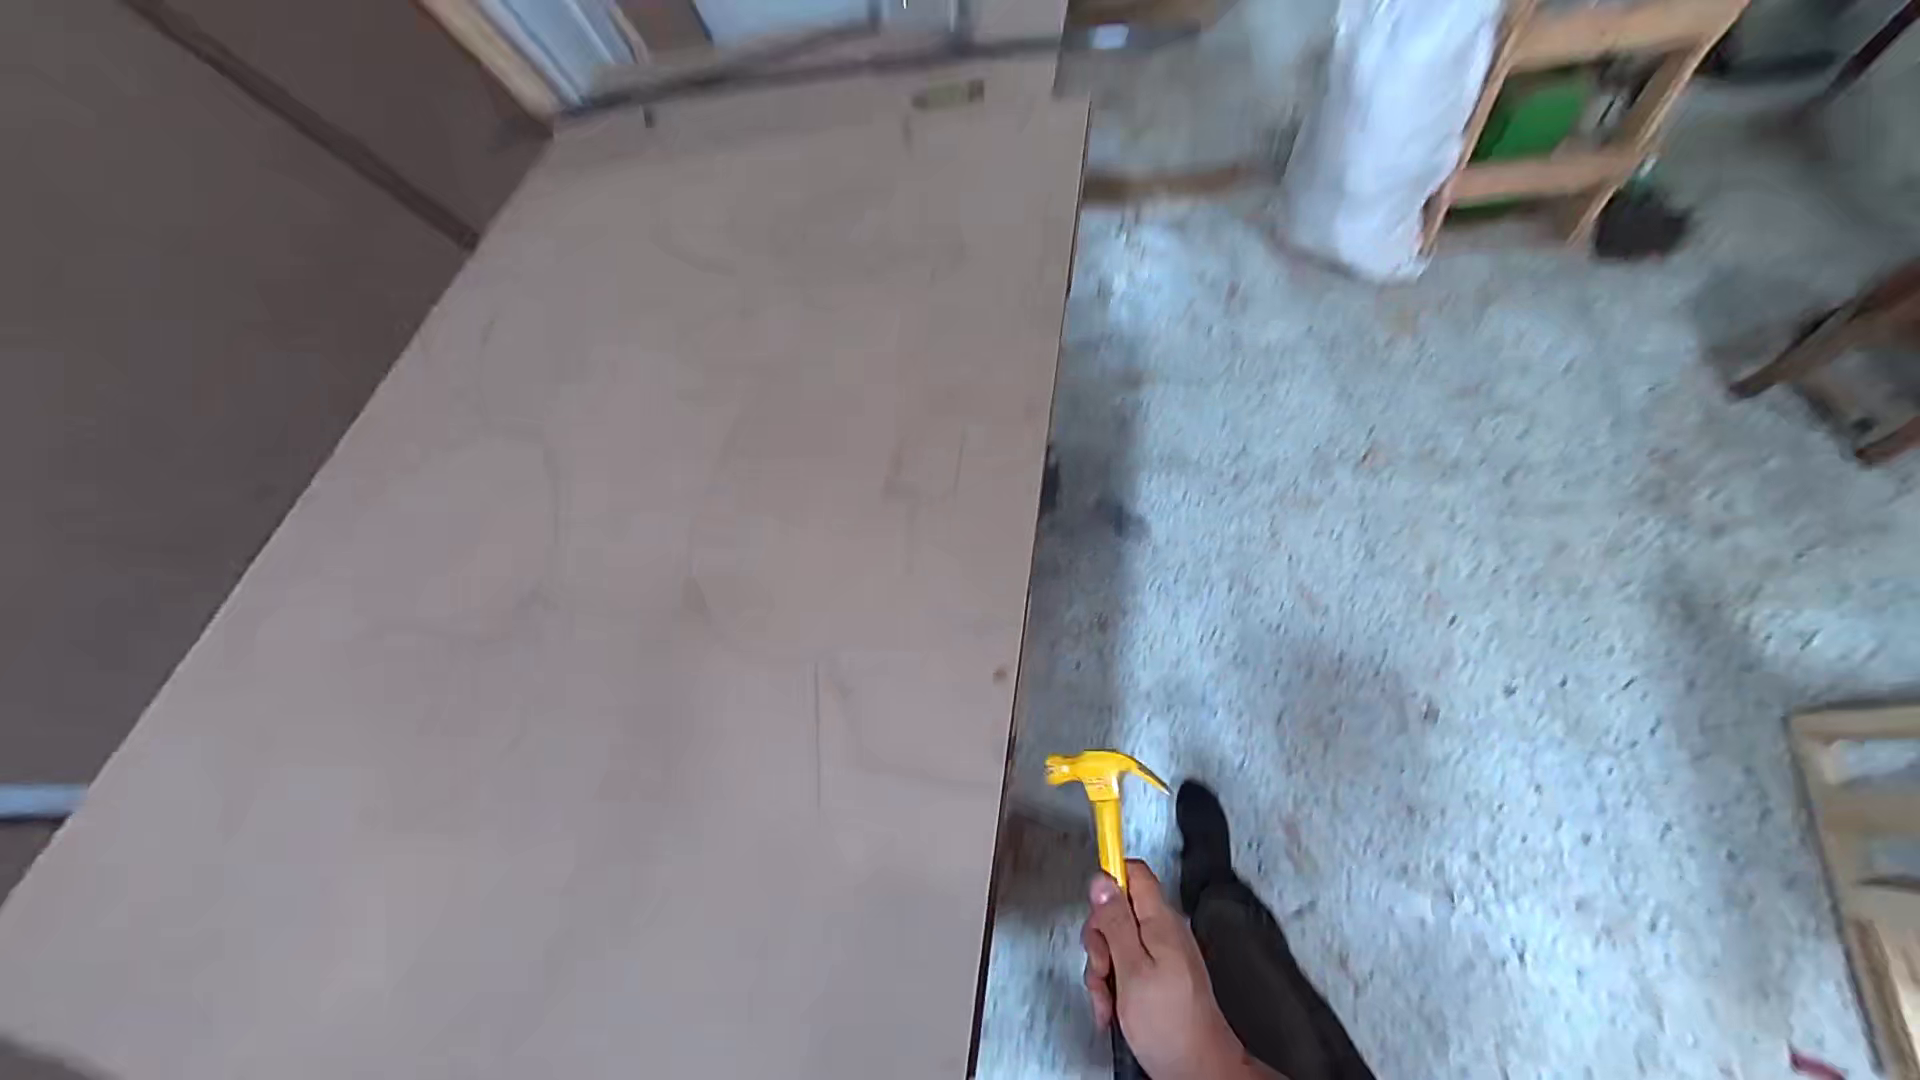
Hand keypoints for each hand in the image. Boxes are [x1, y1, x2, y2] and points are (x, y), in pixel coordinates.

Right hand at [1081, 861, 1271, 1079]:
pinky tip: (1112, 1007)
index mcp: (1159, 921)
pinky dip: (1113, 983)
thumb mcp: (1130, 970)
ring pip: (1117, 939)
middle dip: (1099, 937)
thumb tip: (1102, 879)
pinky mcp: (1157, 975)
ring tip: (1107, 999)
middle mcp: (1162, 930)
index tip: (1094, 904)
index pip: (1133, 872)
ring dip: (1102, 968)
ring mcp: (1161, 953)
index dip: (1109, 878)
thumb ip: (1115, 922)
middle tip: (1101, 967)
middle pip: (1118, 909)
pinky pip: (1126, 963)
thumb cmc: (1169, 1027)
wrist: (1200, 1074)